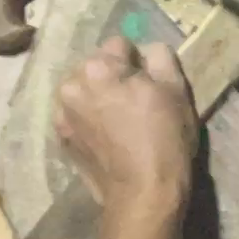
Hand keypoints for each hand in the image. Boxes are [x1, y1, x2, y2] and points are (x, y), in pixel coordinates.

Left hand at [55, 36, 197, 222]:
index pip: (120, 44)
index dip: (140, 63)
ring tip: (119, 121)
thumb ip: (161, 56)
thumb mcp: (177, 91)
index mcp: (99, 68)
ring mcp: (61, 113)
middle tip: (135, 104)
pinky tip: (107, 137)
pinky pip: (76, 114)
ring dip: (98, 96)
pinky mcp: (60, 137)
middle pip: (96, 66)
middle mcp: (71, 84)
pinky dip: (89, 118)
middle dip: (113, 77)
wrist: (143, 194)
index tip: (151, 86)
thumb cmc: (165, 140)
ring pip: (83, 89)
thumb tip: (148, 49)